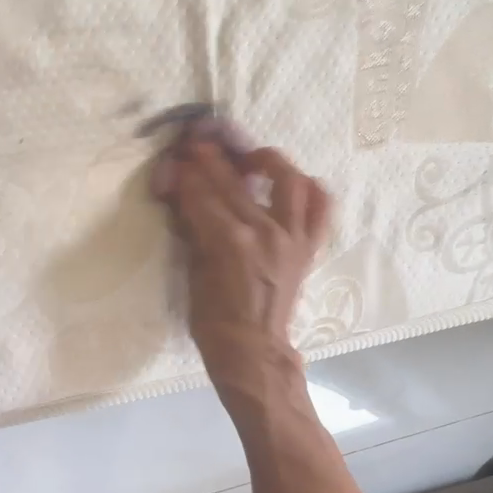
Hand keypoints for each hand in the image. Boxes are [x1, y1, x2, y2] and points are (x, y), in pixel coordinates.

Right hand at [152, 121, 330, 395]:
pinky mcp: (309, 245)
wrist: (251, 349)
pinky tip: (292, 183)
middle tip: (196, 143)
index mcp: (229, 242)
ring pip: (287, 181)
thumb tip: (180, 198)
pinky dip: (308, 188)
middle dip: (211, 161)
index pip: (201, 196)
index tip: (173, 159)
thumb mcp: (193, 274)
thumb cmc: (212, 320)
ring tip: (251, 159)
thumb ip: (192, 232)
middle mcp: (265, 232)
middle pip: (234, 184)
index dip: (184, 176)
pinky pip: (320, 206)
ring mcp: (292, 236)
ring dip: (267, 162)